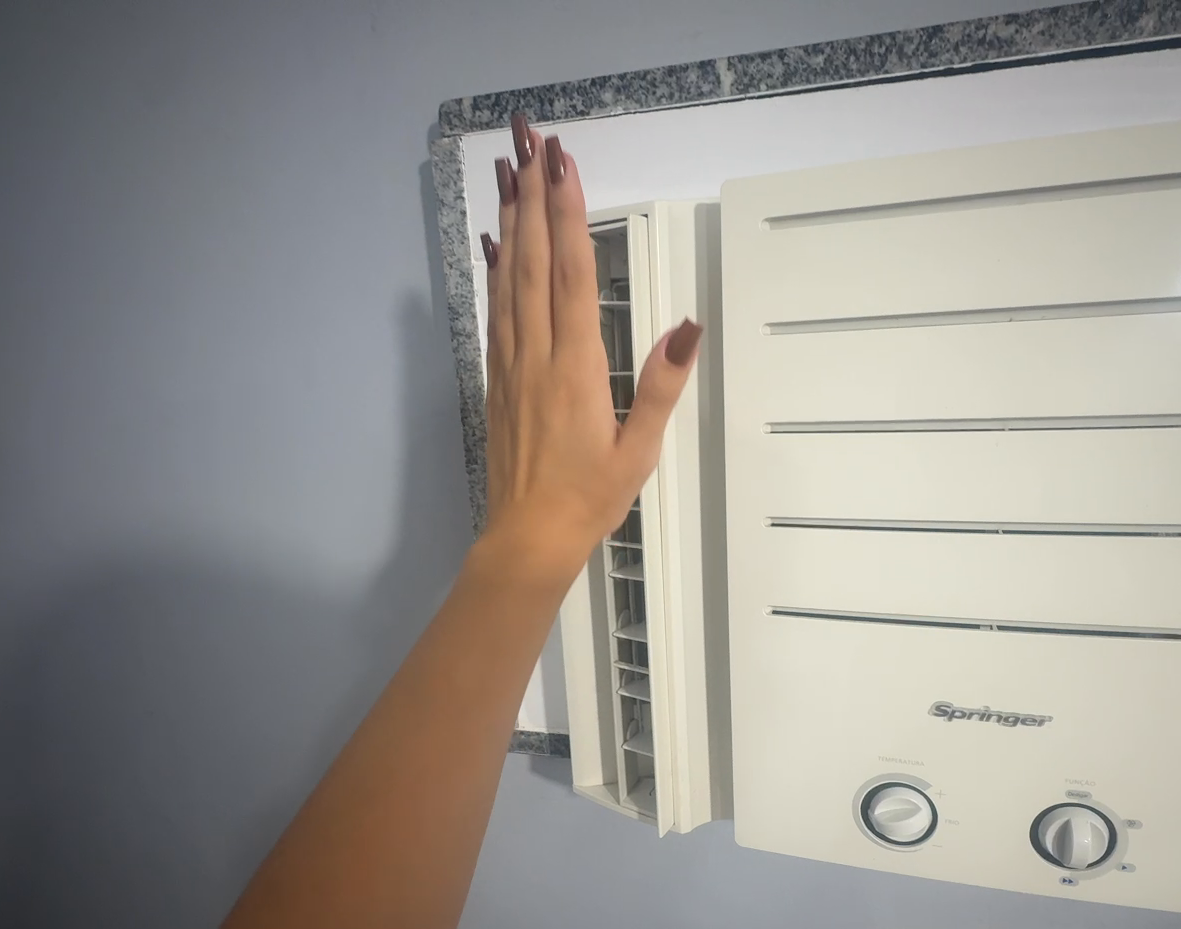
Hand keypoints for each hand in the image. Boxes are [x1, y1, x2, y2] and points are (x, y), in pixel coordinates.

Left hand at [477, 112, 700, 584]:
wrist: (527, 536)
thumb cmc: (588, 498)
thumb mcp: (638, 450)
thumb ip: (660, 386)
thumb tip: (686, 328)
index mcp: (576, 369)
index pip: (571, 276)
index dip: (566, 215)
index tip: (561, 163)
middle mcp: (537, 356)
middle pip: (533, 263)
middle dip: (531, 197)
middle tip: (527, 139)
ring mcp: (510, 366)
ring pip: (508, 281)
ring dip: (509, 222)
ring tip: (505, 171)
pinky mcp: (497, 380)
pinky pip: (495, 313)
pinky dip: (494, 272)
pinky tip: (493, 245)